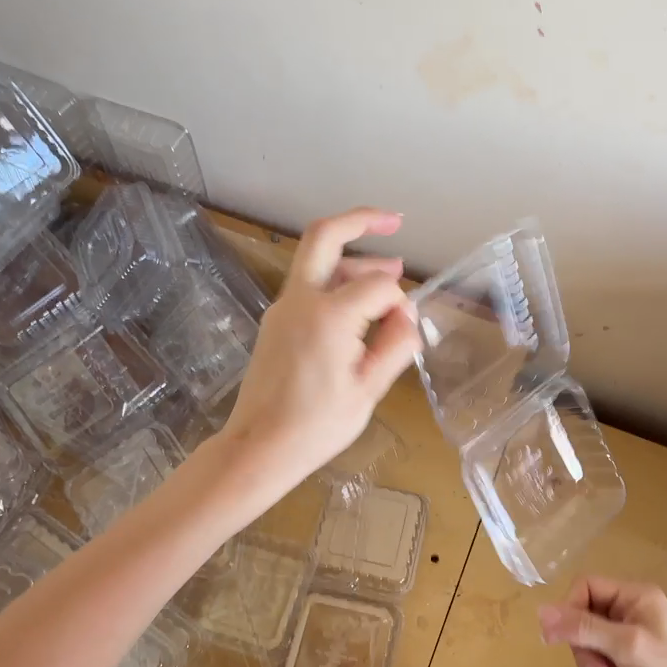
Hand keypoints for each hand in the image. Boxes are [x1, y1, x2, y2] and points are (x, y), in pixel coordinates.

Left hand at [217, 208, 421, 495]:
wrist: (259, 447)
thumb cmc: (317, 425)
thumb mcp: (369, 389)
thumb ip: (395, 346)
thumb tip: (407, 318)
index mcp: (329, 315)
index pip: (378, 286)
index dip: (399, 302)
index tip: (406, 327)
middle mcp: (301, 300)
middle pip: (325, 236)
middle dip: (361, 220)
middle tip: (395, 221)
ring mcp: (282, 308)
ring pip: (316, 260)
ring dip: (352, 257)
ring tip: (389, 270)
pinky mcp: (275, 323)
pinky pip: (308, 287)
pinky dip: (335, 282)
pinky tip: (357, 305)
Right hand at [538, 577, 666, 666]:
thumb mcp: (626, 646)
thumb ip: (583, 627)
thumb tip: (539, 612)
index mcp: (634, 596)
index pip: (585, 586)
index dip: (569, 609)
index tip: (561, 635)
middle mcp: (628, 612)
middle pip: (580, 618)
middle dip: (584, 649)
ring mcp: (624, 640)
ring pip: (584, 645)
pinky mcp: (622, 664)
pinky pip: (594, 665)